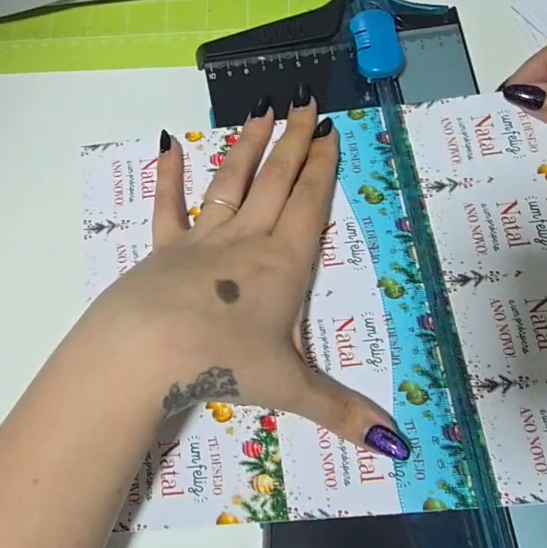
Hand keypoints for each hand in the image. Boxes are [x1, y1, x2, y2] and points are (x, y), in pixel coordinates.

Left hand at [74, 92, 410, 460]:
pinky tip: (166, 142)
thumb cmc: (223, 362)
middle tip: (306, 101)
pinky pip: (168, 205)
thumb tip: (399, 446)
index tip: (330, 131)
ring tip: (262, 110)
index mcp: (282, 264)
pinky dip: (169, 174)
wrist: (147, 348)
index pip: (309, 204)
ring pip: (231, 181)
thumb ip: (343, 412)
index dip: (322, 167)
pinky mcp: (163, 248)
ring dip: (247, 145)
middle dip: (294, 141)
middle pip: (276, 180)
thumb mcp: (291, 389)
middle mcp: (245, 240)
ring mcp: (201, 240)